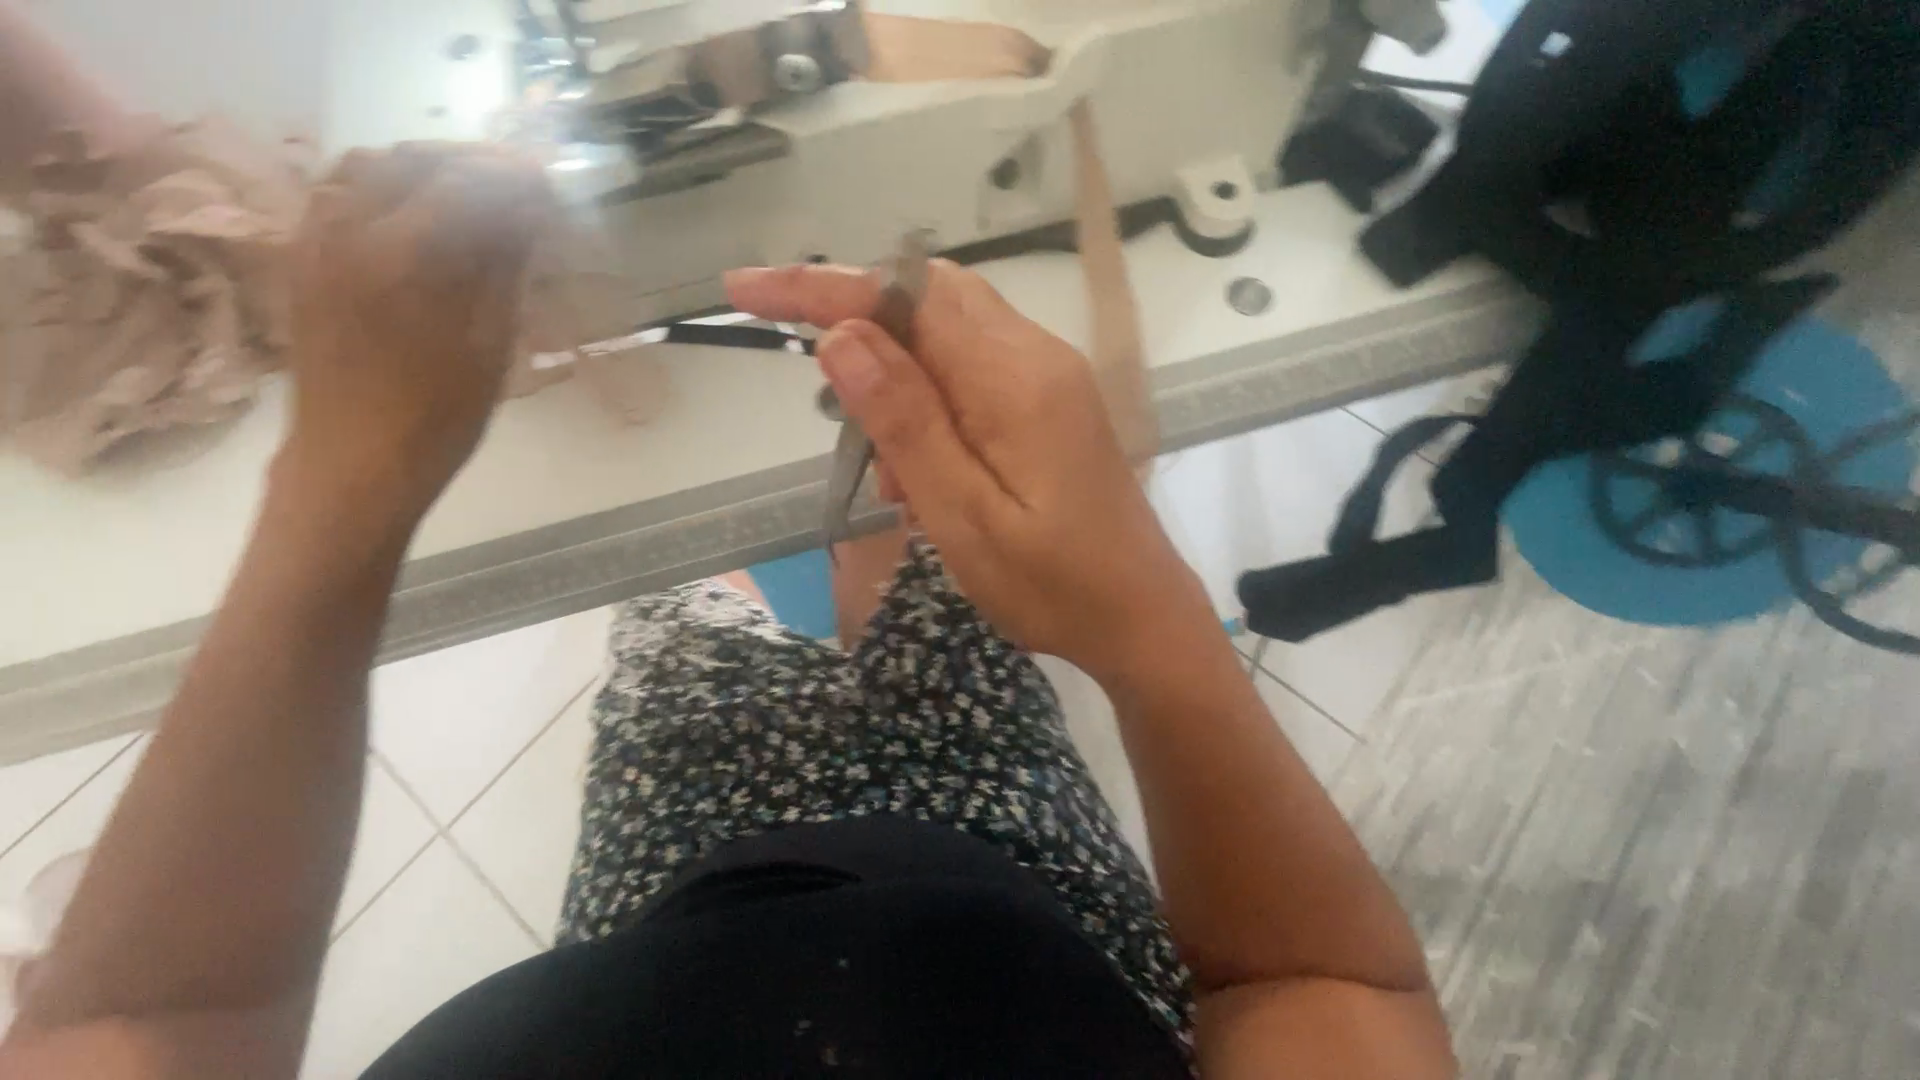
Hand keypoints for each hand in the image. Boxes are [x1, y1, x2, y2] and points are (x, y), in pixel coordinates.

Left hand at [281, 142, 551, 518]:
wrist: (355, 462)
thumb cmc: (438, 417)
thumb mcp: (491, 344)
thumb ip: (505, 266)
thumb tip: (530, 213)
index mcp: (403, 255)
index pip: (466, 183)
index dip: (514, 179)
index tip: (551, 187)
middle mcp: (348, 229)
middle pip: (412, 160)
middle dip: (471, 164)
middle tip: (520, 187)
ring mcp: (315, 241)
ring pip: (368, 168)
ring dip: (425, 171)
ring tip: (471, 199)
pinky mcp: (303, 260)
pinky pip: (340, 195)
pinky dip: (385, 190)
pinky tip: (419, 221)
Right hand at [727, 260, 1212, 680]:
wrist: (1142, 618)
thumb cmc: (1053, 585)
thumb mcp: (963, 515)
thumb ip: (905, 422)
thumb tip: (842, 336)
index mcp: (1014, 378)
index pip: (906, 297)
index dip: (821, 286)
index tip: (745, 291)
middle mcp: (1036, 356)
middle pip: (931, 297)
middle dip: (859, 322)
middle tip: (819, 392)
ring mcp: (1050, 377)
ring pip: (950, 334)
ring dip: (898, 377)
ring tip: (891, 473)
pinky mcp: (1052, 404)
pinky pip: (975, 371)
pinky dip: (931, 401)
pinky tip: (926, 471)